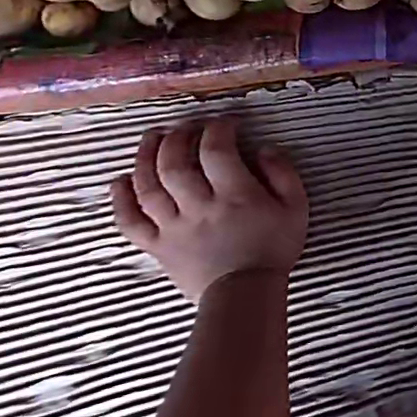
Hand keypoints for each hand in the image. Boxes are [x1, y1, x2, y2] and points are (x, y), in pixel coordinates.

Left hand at [111, 119, 307, 299]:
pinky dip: (120, 200)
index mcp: (234, 194)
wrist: (245, 294)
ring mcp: (173, 227)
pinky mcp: (158, 246)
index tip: (225, 122)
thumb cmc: (274, 246)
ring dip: (146, 157)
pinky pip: (130, 222)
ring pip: (148, 186)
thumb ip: (282, 171)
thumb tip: (263, 148)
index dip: (218, 128)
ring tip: (152, 137)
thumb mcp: (296, 205)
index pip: (216, 150)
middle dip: (179, 136)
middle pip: (175, 163)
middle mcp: (198, 207)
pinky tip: (120, 181)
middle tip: (187, 126)